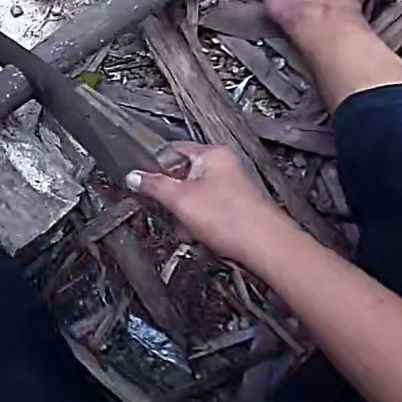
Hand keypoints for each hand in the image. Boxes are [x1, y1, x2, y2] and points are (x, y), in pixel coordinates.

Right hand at [127, 142, 297, 261]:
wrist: (267, 250)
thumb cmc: (234, 219)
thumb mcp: (179, 199)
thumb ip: (152, 185)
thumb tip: (134, 177)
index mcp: (213, 155)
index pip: (171, 151)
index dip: (154, 167)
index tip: (143, 181)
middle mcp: (223, 168)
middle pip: (179, 178)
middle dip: (172, 199)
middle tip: (172, 210)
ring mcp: (229, 190)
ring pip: (191, 200)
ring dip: (185, 217)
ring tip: (191, 228)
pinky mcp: (233, 212)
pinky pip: (204, 215)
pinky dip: (199, 227)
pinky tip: (203, 237)